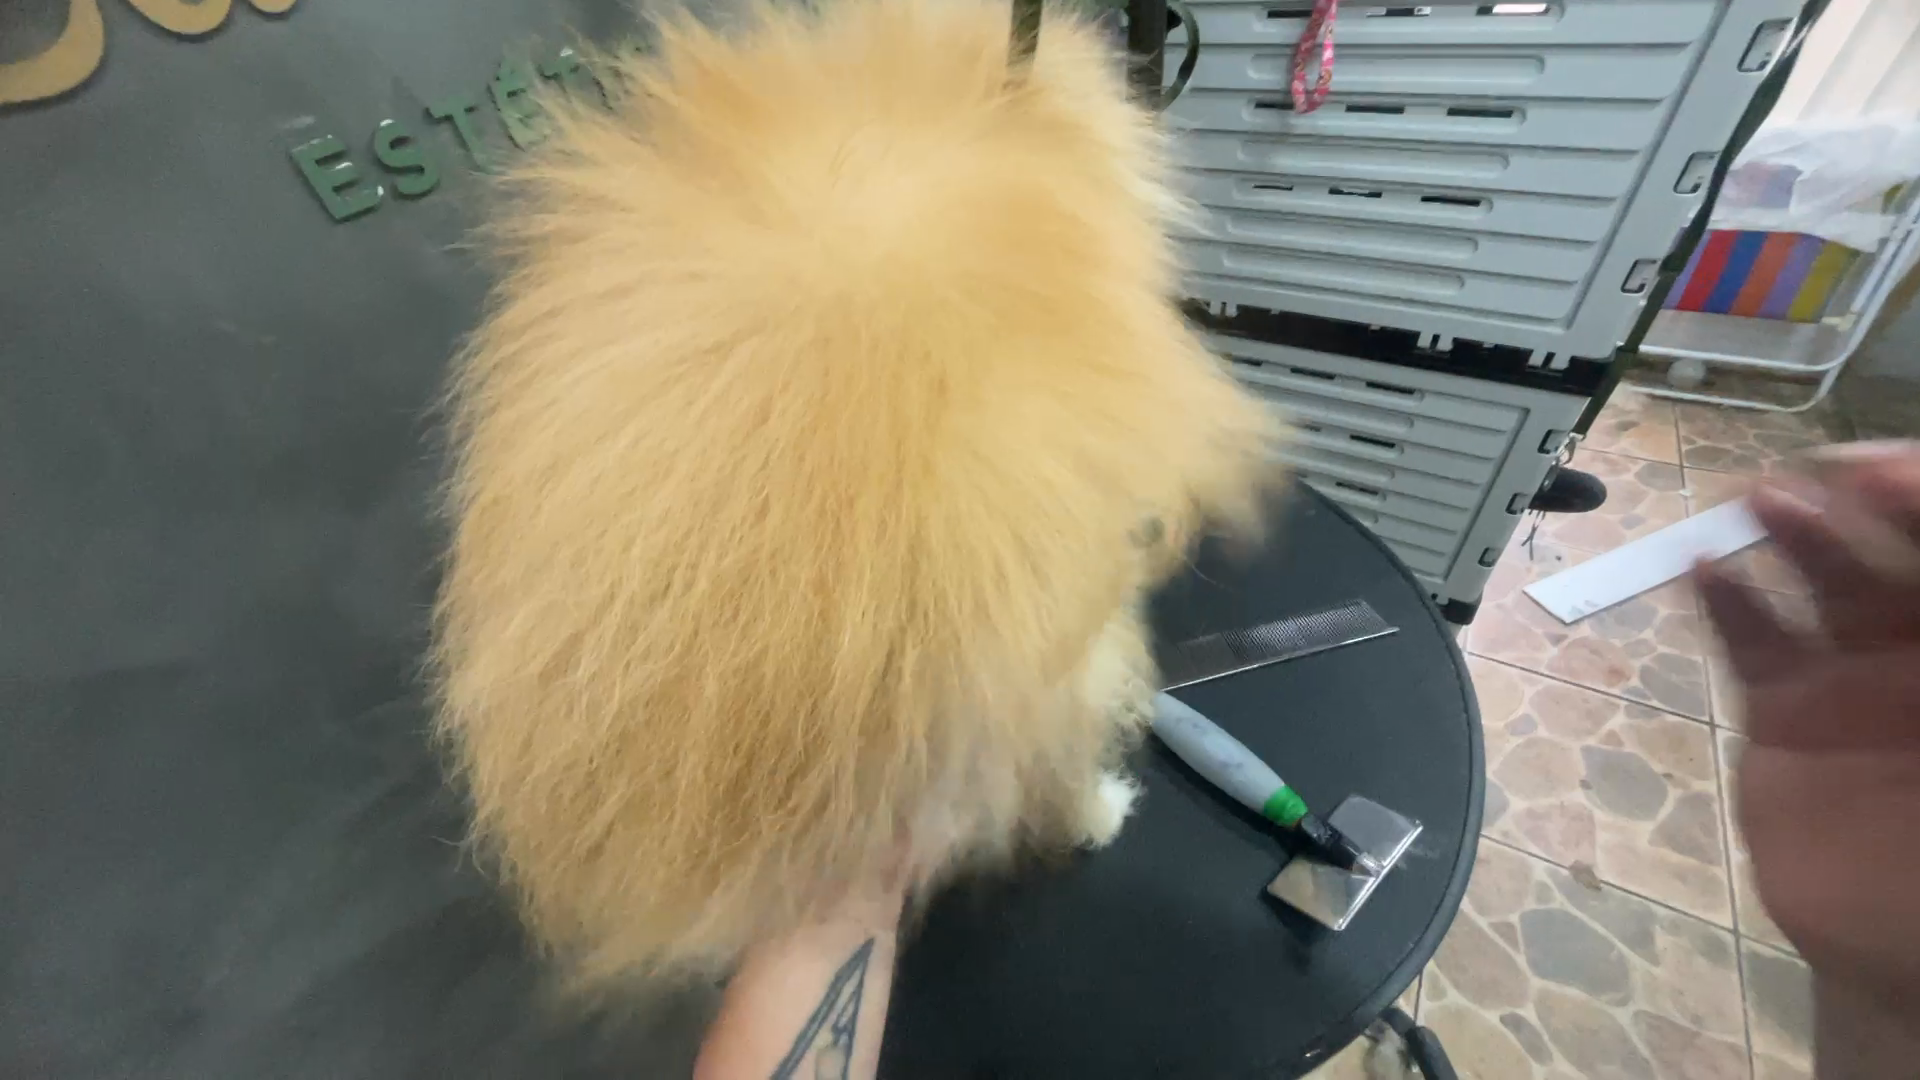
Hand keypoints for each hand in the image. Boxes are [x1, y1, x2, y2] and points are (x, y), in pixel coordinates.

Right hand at [1696, 442, 1919, 1013]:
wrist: (1910, 953)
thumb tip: (1905, 557)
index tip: (1883, 472)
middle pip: (1903, 564)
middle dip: (1867, 511)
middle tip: (1816, 472)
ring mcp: (1863, 686)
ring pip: (1825, 592)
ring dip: (1793, 542)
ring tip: (1757, 502)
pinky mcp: (1788, 715)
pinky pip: (1752, 648)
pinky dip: (1724, 607)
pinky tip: (1704, 572)